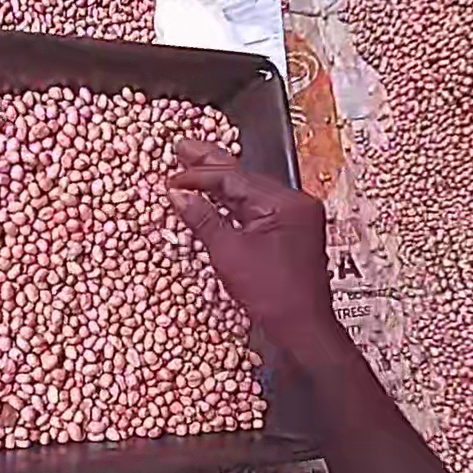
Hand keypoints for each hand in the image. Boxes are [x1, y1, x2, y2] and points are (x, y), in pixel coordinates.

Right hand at [167, 139, 335, 345]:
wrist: (302, 326)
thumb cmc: (270, 293)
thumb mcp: (229, 253)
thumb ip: (203, 219)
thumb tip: (177, 195)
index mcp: (285, 203)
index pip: (234, 179)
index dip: (198, 177)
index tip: (170, 179)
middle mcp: (294, 203)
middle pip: (243, 177)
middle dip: (209, 163)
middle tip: (181, 146)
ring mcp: (293, 218)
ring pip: (248, 192)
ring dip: (218, 182)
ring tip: (190, 166)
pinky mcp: (287, 233)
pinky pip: (254, 209)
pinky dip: (230, 203)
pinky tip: (212, 198)